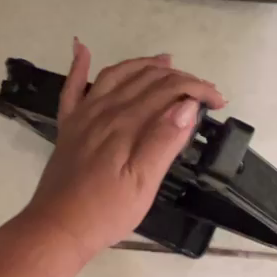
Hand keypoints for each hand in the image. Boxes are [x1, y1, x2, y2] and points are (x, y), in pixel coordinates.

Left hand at [16, 40, 225, 265]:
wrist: (57, 228)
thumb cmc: (106, 212)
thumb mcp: (144, 183)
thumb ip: (164, 141)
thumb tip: (186, 106)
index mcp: (126, 124)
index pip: (168, 91)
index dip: (197, 89)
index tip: (219, 101)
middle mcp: (104, 111)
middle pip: (145, 79)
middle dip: (179, 77)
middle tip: (204, 89)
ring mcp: (83, 117)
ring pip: (116, 76)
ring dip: (142, 65)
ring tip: (165, 61)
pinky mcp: (69, 127)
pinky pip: (72, 88)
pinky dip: (78, 66)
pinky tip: (82, 49)